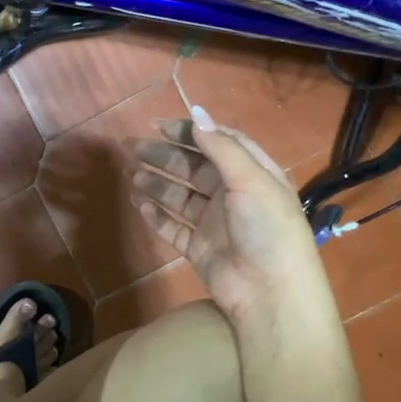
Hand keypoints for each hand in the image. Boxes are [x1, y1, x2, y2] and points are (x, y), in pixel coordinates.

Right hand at [130, 106, 324, 318]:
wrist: (269, 289)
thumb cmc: (267, 228)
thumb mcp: (250, 179)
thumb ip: (221, 146)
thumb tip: (196, 112)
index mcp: (251, 174)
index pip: (217, 144)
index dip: (190, 132)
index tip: (159, 125)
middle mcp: (231, 195)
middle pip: (192, 168)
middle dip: (163, 156)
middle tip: (132, 147)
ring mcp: (212, 222)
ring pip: (178, 196)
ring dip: (156, 183)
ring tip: (131, 175)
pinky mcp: (197, 247)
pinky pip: (171, 226)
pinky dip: (155, 215)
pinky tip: (138, 204)